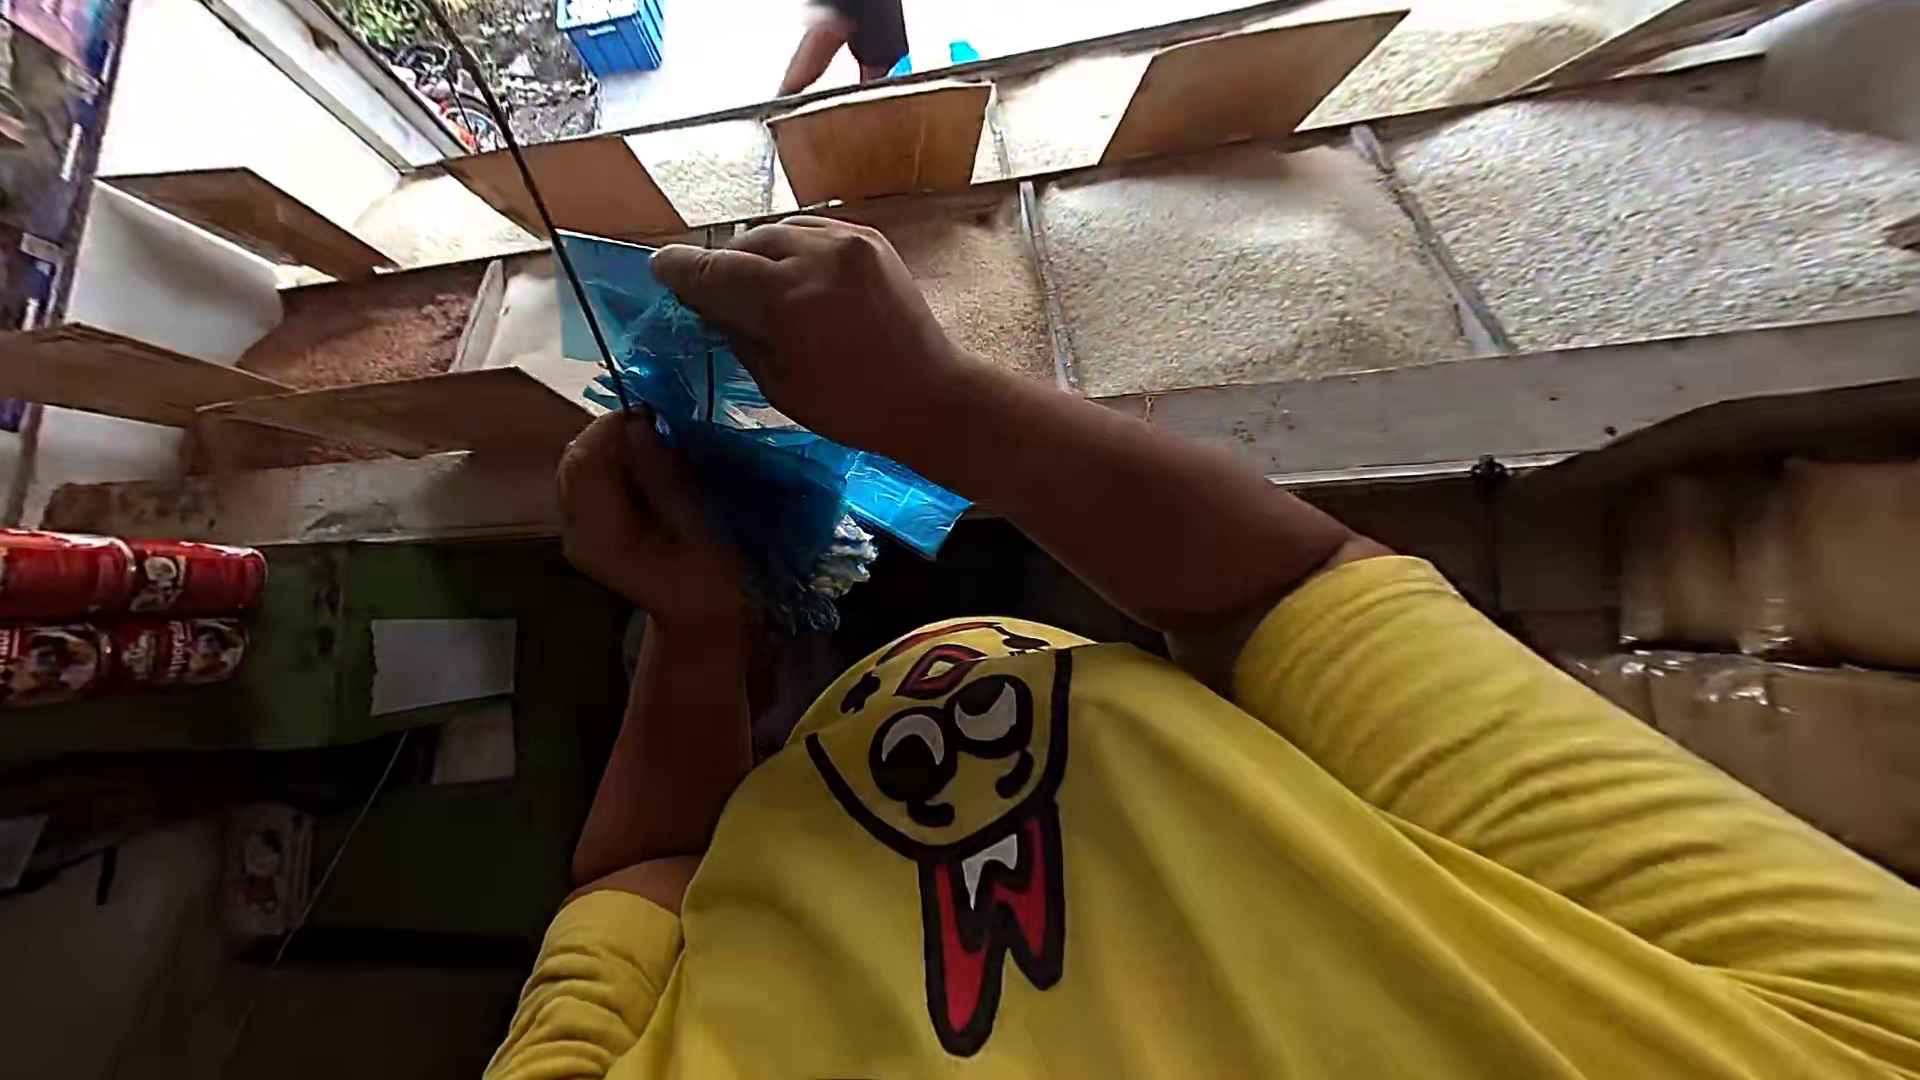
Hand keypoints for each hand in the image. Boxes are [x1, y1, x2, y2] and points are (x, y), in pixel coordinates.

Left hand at [557, 410, 744, 636]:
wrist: (703, 619)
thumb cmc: (715, 583)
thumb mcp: (703, 532)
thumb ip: (667, 480)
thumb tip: (640, 428)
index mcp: (602, 539)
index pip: (585, 462)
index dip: (613, 428)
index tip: (657, 415)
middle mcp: (576, 534)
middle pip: (575, 460)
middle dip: (613, 434)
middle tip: (661, 428)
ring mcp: (577, 533)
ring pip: (580, 465)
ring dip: (615, 446)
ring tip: (658, 446)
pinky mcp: (587, 529)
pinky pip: (590, 479)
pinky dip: (616, 463)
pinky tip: (648, 468)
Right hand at [650, 217, 964, 453]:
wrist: (931, 396)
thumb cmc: (855, 409)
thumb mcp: (781, 387)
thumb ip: (739, 337)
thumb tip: (711, 307)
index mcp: (786, 300)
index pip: (712, 271)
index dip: (679, 271)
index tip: (662, 272)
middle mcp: (814, 255)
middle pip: (743, 246)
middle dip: (724, 269)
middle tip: (719, 297)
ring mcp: (847, 241)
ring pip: (777, 233)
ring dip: (760, 257)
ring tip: (764, 290)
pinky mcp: (870, 240)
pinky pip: (813, 232)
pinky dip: (795, 251)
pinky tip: (800, 279)